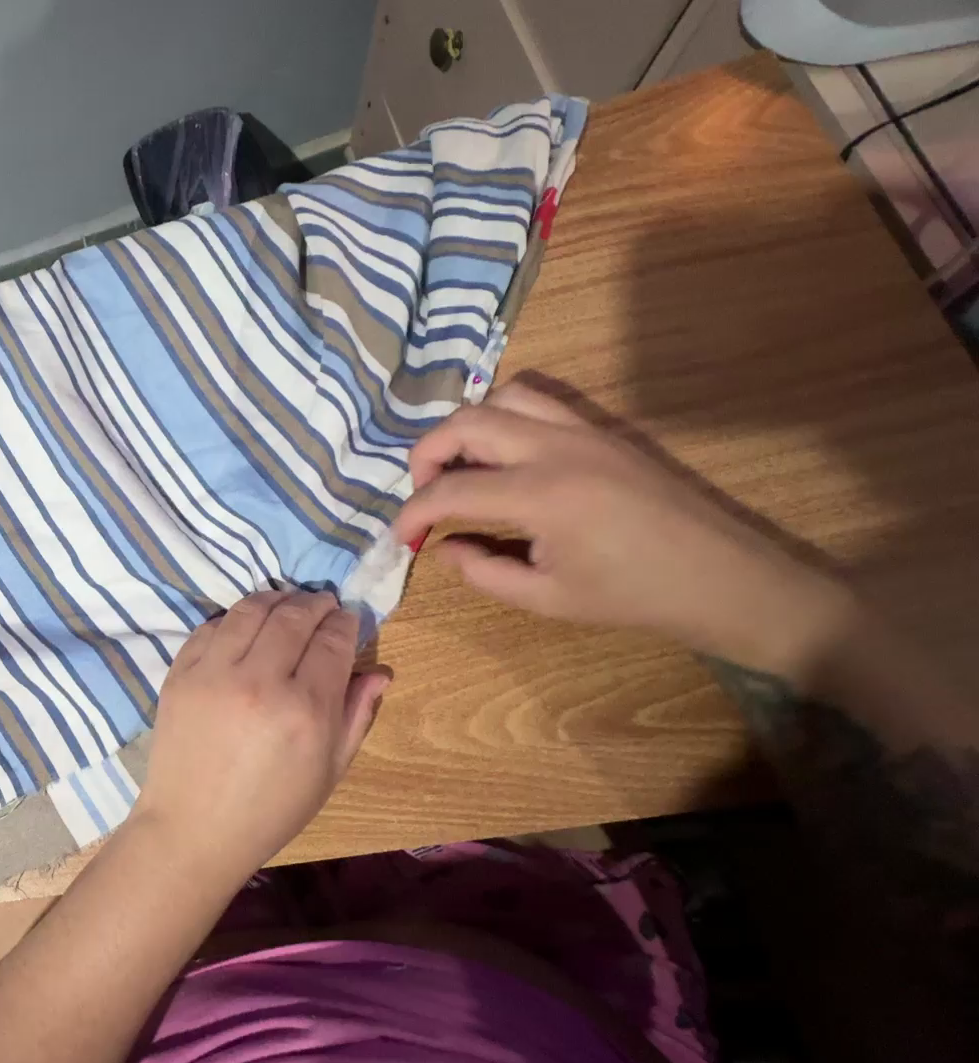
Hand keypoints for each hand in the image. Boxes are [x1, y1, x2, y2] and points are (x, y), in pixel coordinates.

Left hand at [131, 591, 389, 882]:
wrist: (193, 826)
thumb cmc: (270, 808)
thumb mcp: (328, 770)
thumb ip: (355, 715)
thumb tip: (379, 671)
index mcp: (304, 709)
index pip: (331, 640)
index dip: (344, 623)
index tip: (347, 619)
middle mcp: (258, 681)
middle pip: (292, 616)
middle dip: (314, 603)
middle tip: (322, 604)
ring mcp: (212, 673)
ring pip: (249, 610)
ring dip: (274, 600)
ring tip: (286, 605)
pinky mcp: (179, 673)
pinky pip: (210, 626)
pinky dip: (233, 618)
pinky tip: (244, 625)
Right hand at [392, 383, 858, 681]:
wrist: (726, 579)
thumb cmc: (632, 597)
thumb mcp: (543, 598)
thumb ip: (480, 570)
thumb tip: (441, 546)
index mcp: (542, 496)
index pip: (449, 490)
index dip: (413, 513)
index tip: (402, 537)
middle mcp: (557, 449)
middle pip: (466, 422)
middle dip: (427, 455)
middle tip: (424, 492)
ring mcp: (583, 432)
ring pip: (501, 398)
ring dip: (465, 428)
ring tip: (460, 467)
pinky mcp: (601, 432)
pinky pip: (536, 403)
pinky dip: (502, 420)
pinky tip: (501, 459)